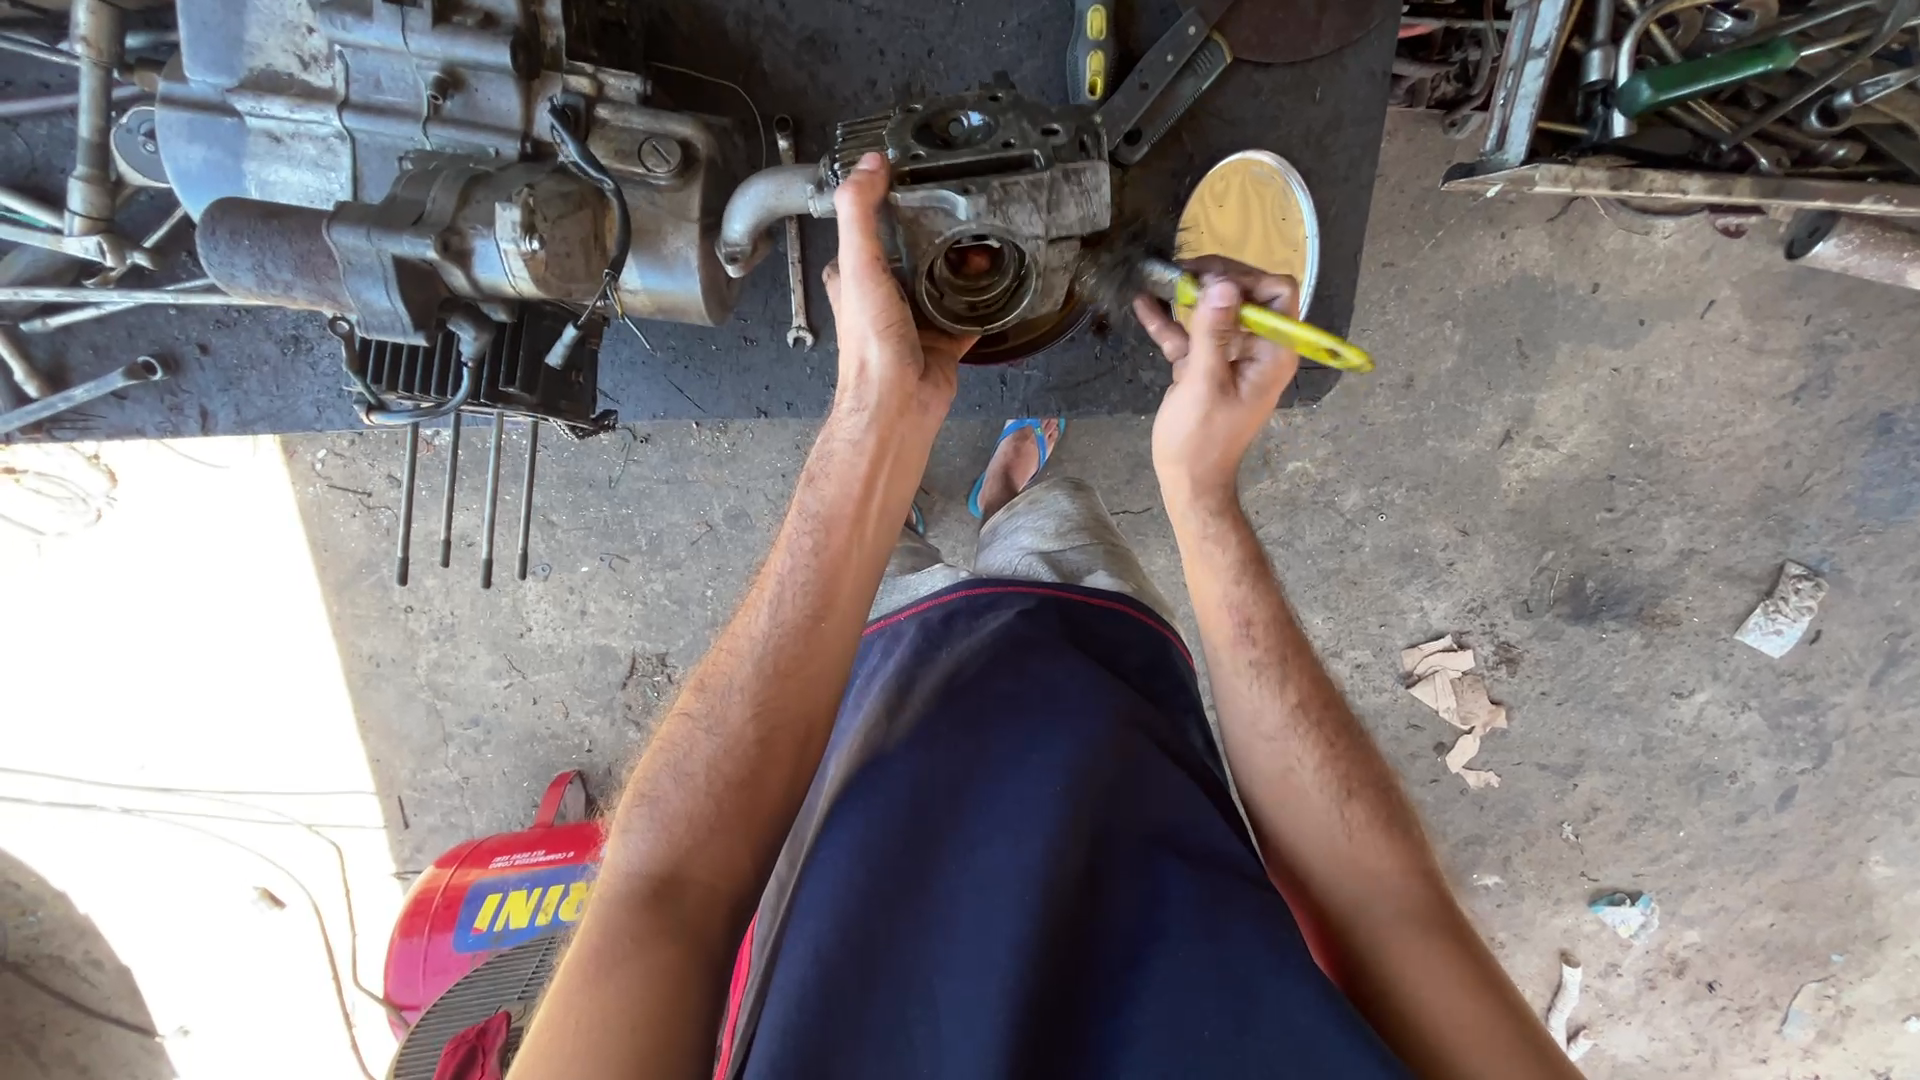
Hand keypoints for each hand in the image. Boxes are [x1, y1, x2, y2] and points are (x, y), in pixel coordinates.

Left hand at [822, 153, 976, 429]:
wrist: (898, 402)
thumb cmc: (871, 346)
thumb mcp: (859, 265)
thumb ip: (860, 213)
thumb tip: (869, 165)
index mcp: (856, 278)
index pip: (870, 230)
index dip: (889, 206)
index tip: (915, 182)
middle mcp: (884, 299)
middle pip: (914, 255)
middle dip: (939, 237)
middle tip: (963, 215)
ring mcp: (915, 321)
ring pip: (944, 283)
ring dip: (964, 267)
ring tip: (985, 243)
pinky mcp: (942, 343)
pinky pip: (967, 317)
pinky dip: (982, 304)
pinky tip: (996, 286)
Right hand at [1133, 256, 1299, 512]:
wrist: (1188, 480)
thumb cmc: (1200, 439)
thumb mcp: (1204, 383)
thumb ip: (1213, 332)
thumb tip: (1222, 283)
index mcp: (1272, 353)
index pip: (1276, 293)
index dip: (1246, 278)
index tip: (1208, 277)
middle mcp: (1257, 350)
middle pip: (1244, 297)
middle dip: (1214, 280)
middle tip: (1180, 272)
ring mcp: (1230, 359)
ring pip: (1214, 314)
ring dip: (1188, 296)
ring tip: (1160, 278)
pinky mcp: (1204, 369)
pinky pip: (1191, 337)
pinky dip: (1171, 323)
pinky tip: (1145, 305)